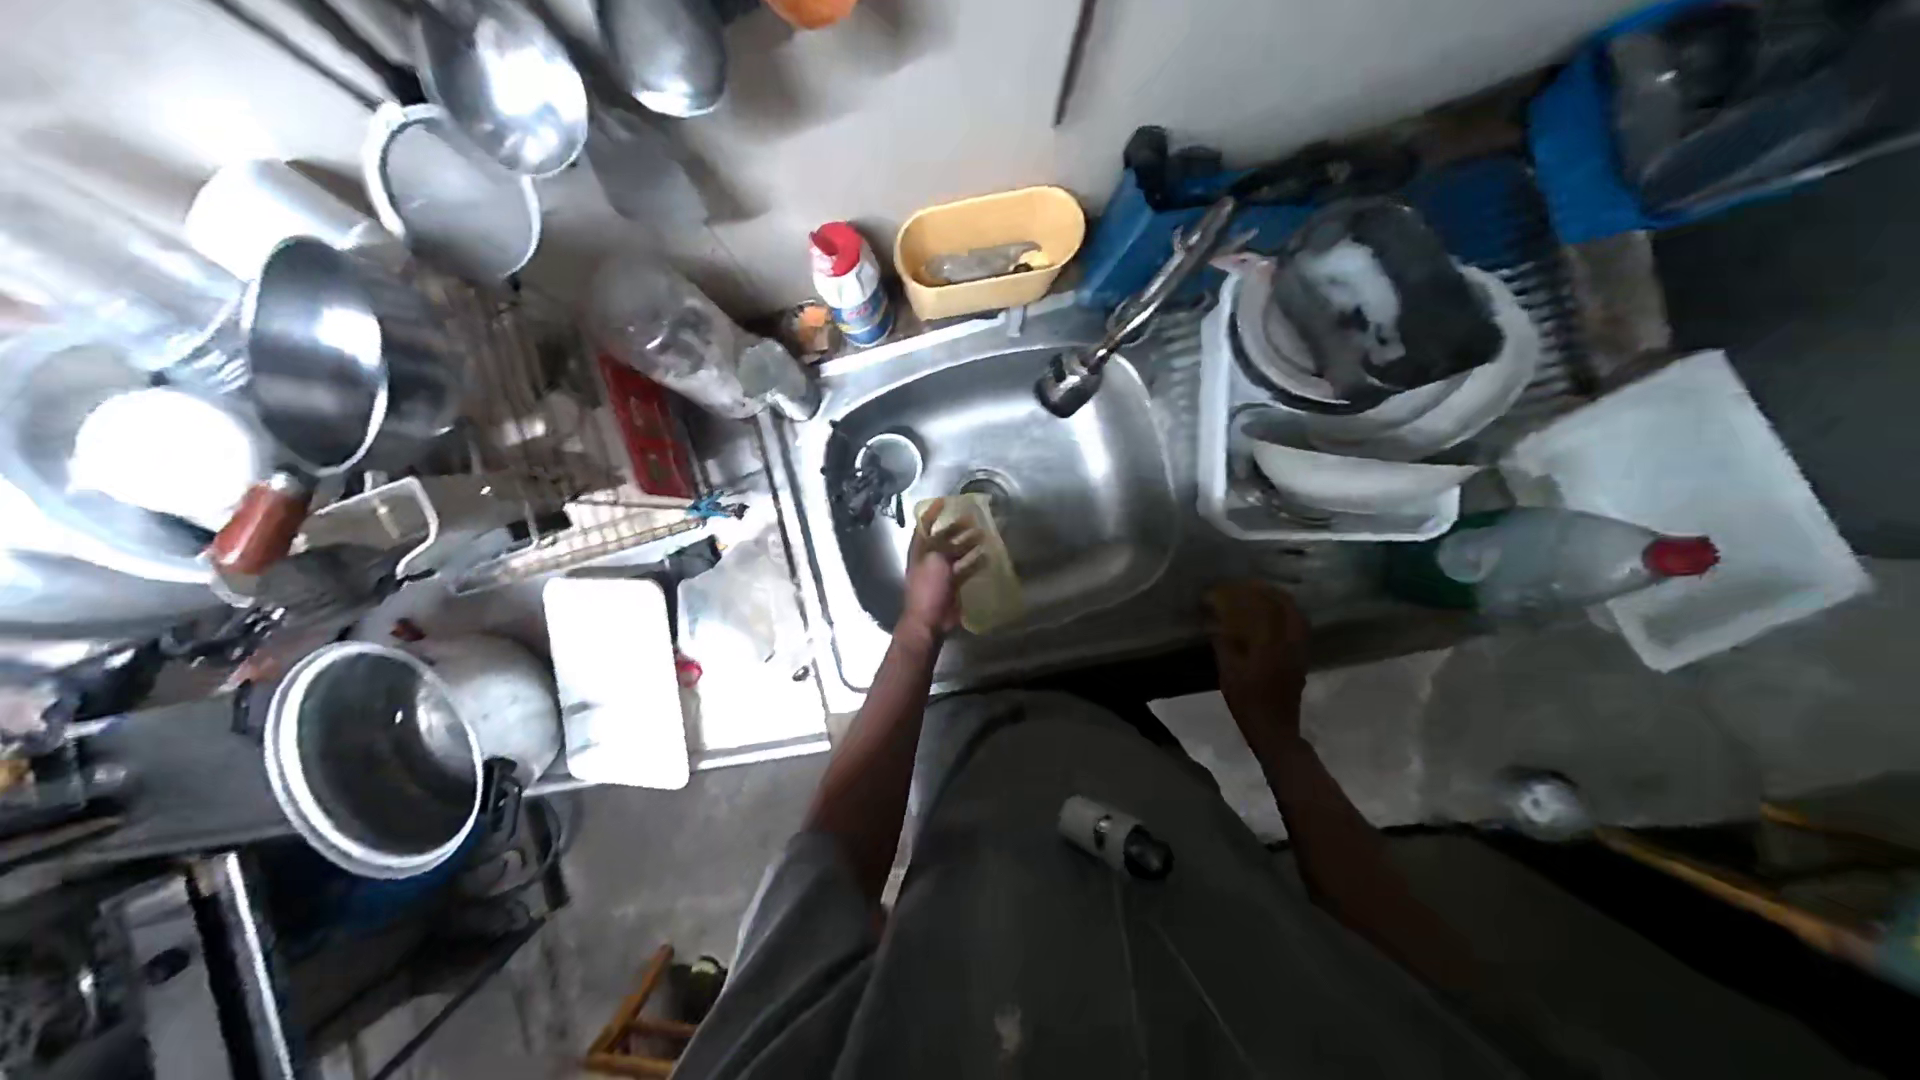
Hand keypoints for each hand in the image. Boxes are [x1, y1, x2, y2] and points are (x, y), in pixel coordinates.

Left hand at [899, 498, 982, 643]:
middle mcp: (929, 558)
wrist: (928, 620)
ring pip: (956, 553)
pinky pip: (965, 570)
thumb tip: (962, 535)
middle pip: (944, 538)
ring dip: (969, 544)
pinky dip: (975, 563)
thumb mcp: (935, 559)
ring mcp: (941, 572)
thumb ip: (945, 544)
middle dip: (957, 528)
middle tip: (974, 519)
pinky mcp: (952, 585)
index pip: (924, 525)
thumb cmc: (928, 587)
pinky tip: (987, 557)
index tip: (945, 501)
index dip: (933, 512)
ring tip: (984, 535)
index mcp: (920, 550)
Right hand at [1205, 581, 1309, 753]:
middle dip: (1263, 590)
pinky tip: (1272, 615)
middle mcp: (1290, 641)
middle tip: (1243, 584)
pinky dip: (1286, 613)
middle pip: (1283, 604)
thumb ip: (1223, 643)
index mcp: (1270, 643)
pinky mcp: (1301, 657)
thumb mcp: (1228, 672)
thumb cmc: (1247, 701)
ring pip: (1294, 613)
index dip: (1242, 593)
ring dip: (1278, 599)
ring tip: (1259, 593)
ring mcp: (1299, 649)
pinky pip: (1298, 625)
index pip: (1260, 606)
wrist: (1275, 729)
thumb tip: (1214, 621)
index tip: (1223, 588)